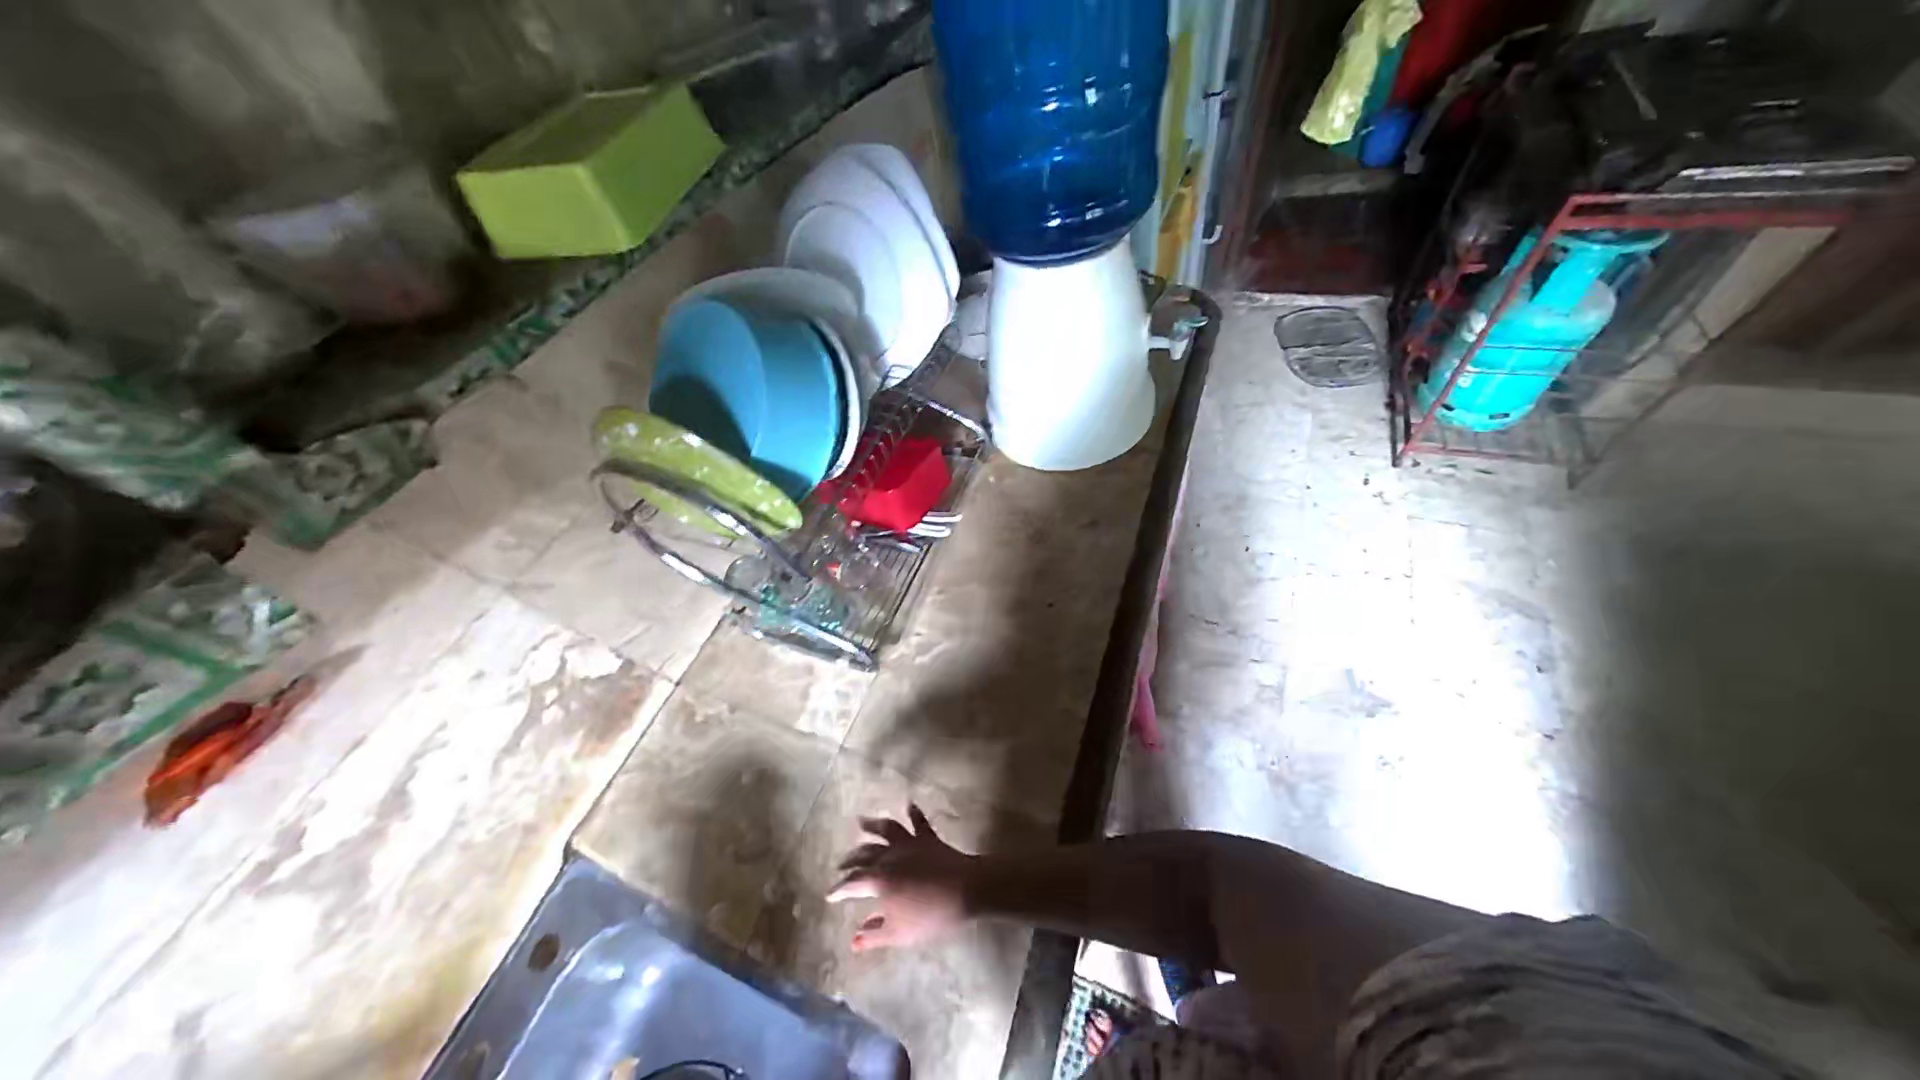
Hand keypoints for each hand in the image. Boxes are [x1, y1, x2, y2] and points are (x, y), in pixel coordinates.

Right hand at [826, 805, 976, 951]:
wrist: (967, 890)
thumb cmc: (931, 915)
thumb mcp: (900, 934)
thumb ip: (874, 935)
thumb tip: (854, 939)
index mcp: (880, 880)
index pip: (853, 883)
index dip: (840, 889)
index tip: (830, 894)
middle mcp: (890, 856)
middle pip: (866, 854)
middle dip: (851, 859)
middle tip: (841, 864)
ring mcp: (910, 844)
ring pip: (887, 830)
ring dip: (873, 825)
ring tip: (861, 821)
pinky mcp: (929, 839)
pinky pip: (919, 822)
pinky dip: (913, 812)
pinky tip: (909, 803)